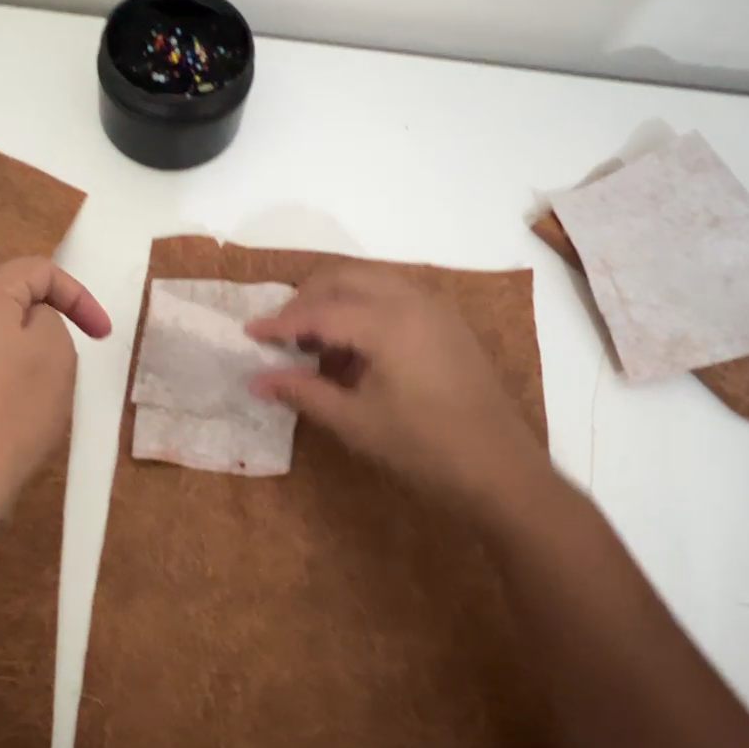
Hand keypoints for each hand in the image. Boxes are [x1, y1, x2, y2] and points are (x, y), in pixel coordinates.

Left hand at [0, 258, 111, 516]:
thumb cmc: (14, 411)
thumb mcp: (56, 354)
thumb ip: (51, 319)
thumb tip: (32, 322)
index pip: (38, 270)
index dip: (78, 295)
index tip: (103, 335)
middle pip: (10, 297)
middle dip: (50, 320)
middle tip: (74, 355)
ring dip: (24, 347)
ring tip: (45, 384)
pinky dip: (0, 371)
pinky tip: (10, 406)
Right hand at [246, 265, 552, 518]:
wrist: (500, 470)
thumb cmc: (422, 448)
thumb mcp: (354, 421)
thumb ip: (303, 392)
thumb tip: (256, 381)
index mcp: (387, 322)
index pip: (319, 311)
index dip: (279, 323)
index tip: (248, 333)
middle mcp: (412, 300)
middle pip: (344, 277)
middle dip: (306, 299)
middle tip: (280, 334)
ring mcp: (435, 308)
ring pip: (371, 281)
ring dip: (336, 302)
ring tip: (314, 345)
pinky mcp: (447, 323)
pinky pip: (394, 297)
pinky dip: (364, 309)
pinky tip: (354, 353)